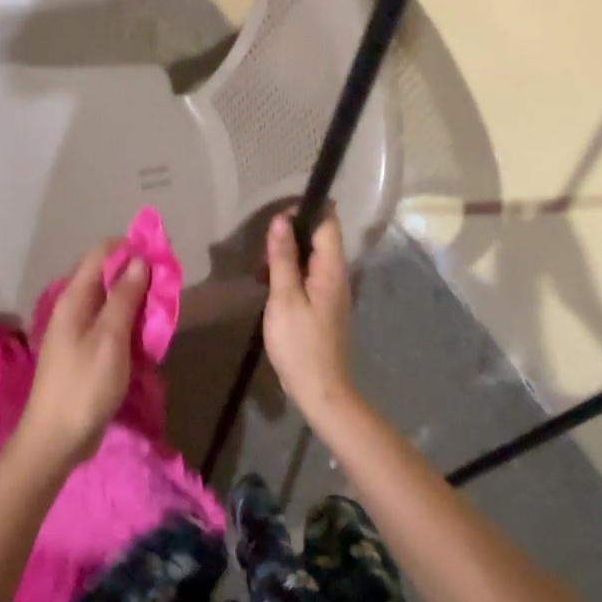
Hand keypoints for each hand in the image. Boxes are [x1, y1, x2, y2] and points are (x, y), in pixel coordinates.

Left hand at [16, 243, 149, 467]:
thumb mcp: (110, 338)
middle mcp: (73, 309)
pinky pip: (111, 327)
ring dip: (137, 304)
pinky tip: (146, 340)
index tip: (161, 255)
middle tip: (168, 289)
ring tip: (162, 314)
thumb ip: (124, 296)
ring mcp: (77, 332)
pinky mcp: (85, 354)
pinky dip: (130, 327)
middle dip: (138, 277)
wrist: (56, 440)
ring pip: (112, 304)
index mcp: (74, 299)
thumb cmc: (84, 385)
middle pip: (107, 277)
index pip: (101, 254)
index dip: (130, 248)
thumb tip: (139, 260)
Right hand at [262, 212, 356, 419]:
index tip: (276, 220)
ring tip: (263, 271)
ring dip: (288, 256)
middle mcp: (338, 274)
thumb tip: (280, 219)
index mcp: (332, 268)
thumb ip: (282, 257)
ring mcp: (334, 291)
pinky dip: (292, 274)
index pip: (328, 221)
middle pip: (320, 237)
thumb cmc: (300, 344)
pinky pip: (310, 276)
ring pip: (313, 258)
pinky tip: (273, 288)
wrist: (321, 390)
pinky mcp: (326, 306)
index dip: (304, 211)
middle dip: (291, 235)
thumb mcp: (284, 298)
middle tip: (263, 252)